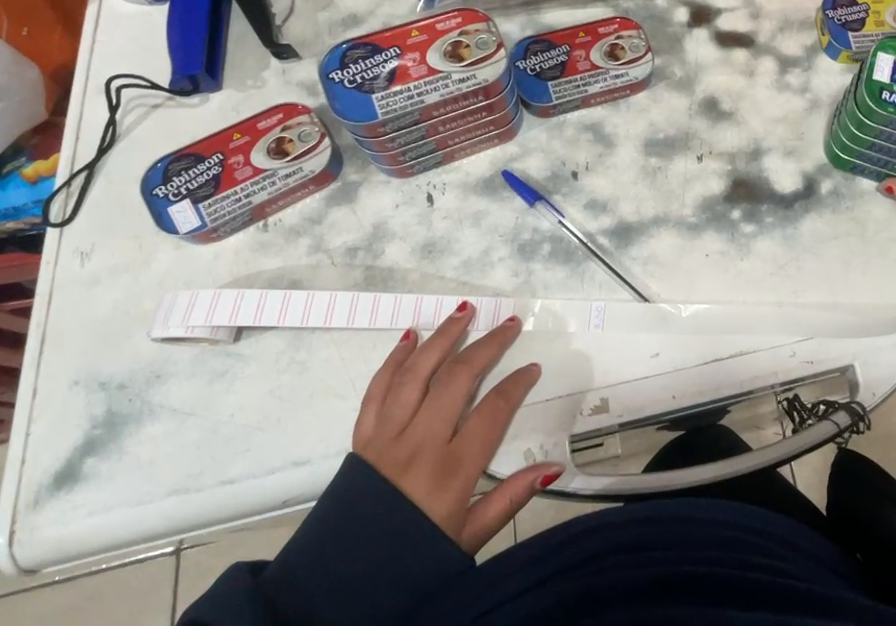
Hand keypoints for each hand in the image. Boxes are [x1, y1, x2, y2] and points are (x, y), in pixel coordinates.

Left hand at [353, 302, 561, 554]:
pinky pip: (378, 389)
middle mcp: (419, 443)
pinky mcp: (362, 438)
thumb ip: (510, 498)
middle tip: (509, 323)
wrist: (342, 583)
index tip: (532, 368)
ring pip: (417, 373)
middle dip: (487, 346)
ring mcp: (386, 437)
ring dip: (442, 338)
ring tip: (464, 312)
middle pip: (457, 378)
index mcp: (451, 469)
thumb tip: (553, 467)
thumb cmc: (414, 557)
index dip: (516, 384)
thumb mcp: (469, 537)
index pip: (492, 410)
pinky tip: (409, 337)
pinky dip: (394, 360)